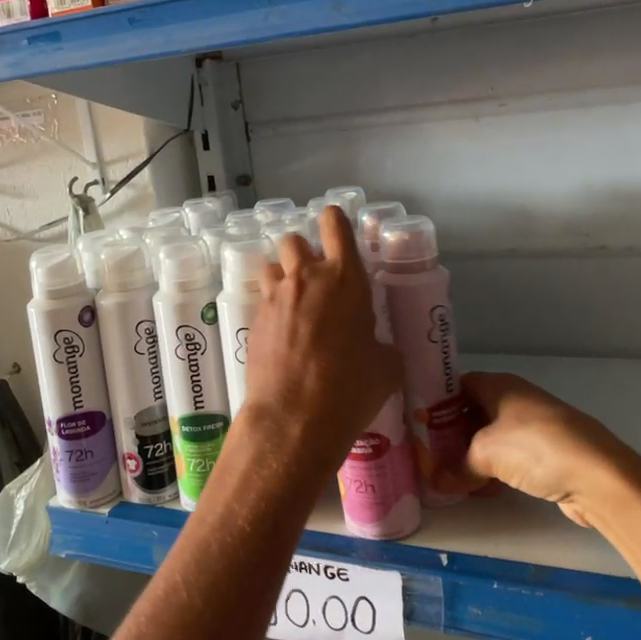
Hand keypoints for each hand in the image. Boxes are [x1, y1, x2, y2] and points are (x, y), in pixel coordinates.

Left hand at [245, 206, 399, 469]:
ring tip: (296, 304)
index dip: (335, 220)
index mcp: (345, 278)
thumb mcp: (387, 367)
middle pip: (295, 240)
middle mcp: (306, 278)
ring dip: (284, 277)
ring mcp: (275, 298)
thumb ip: (380, 343)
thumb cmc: (351, 389)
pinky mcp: (253, 321)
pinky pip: (263, 300)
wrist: (293, 419)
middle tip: (317, 278)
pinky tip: (283, 335)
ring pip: (274, 267)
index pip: (335, 225)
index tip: (335, 227)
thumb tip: (376, 347)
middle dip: (304, 251)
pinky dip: (274, 309)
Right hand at [439, 372, 640, 527]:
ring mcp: (533, 426)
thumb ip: (456, 466)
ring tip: (450, 478)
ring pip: (491, 438)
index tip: (416, 426)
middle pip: (473, 413)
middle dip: (451, 436)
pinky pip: (511, 458)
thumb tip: (435, 481)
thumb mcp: (485, 454)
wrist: (599, 475)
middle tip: (428, 457)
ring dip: (473, 457)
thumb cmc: (535, 447)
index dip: (436, 403)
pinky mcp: (547, 453)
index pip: (457, 385)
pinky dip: (495, 471)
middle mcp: (515, 400)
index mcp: (499, 385)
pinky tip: (483, 490)